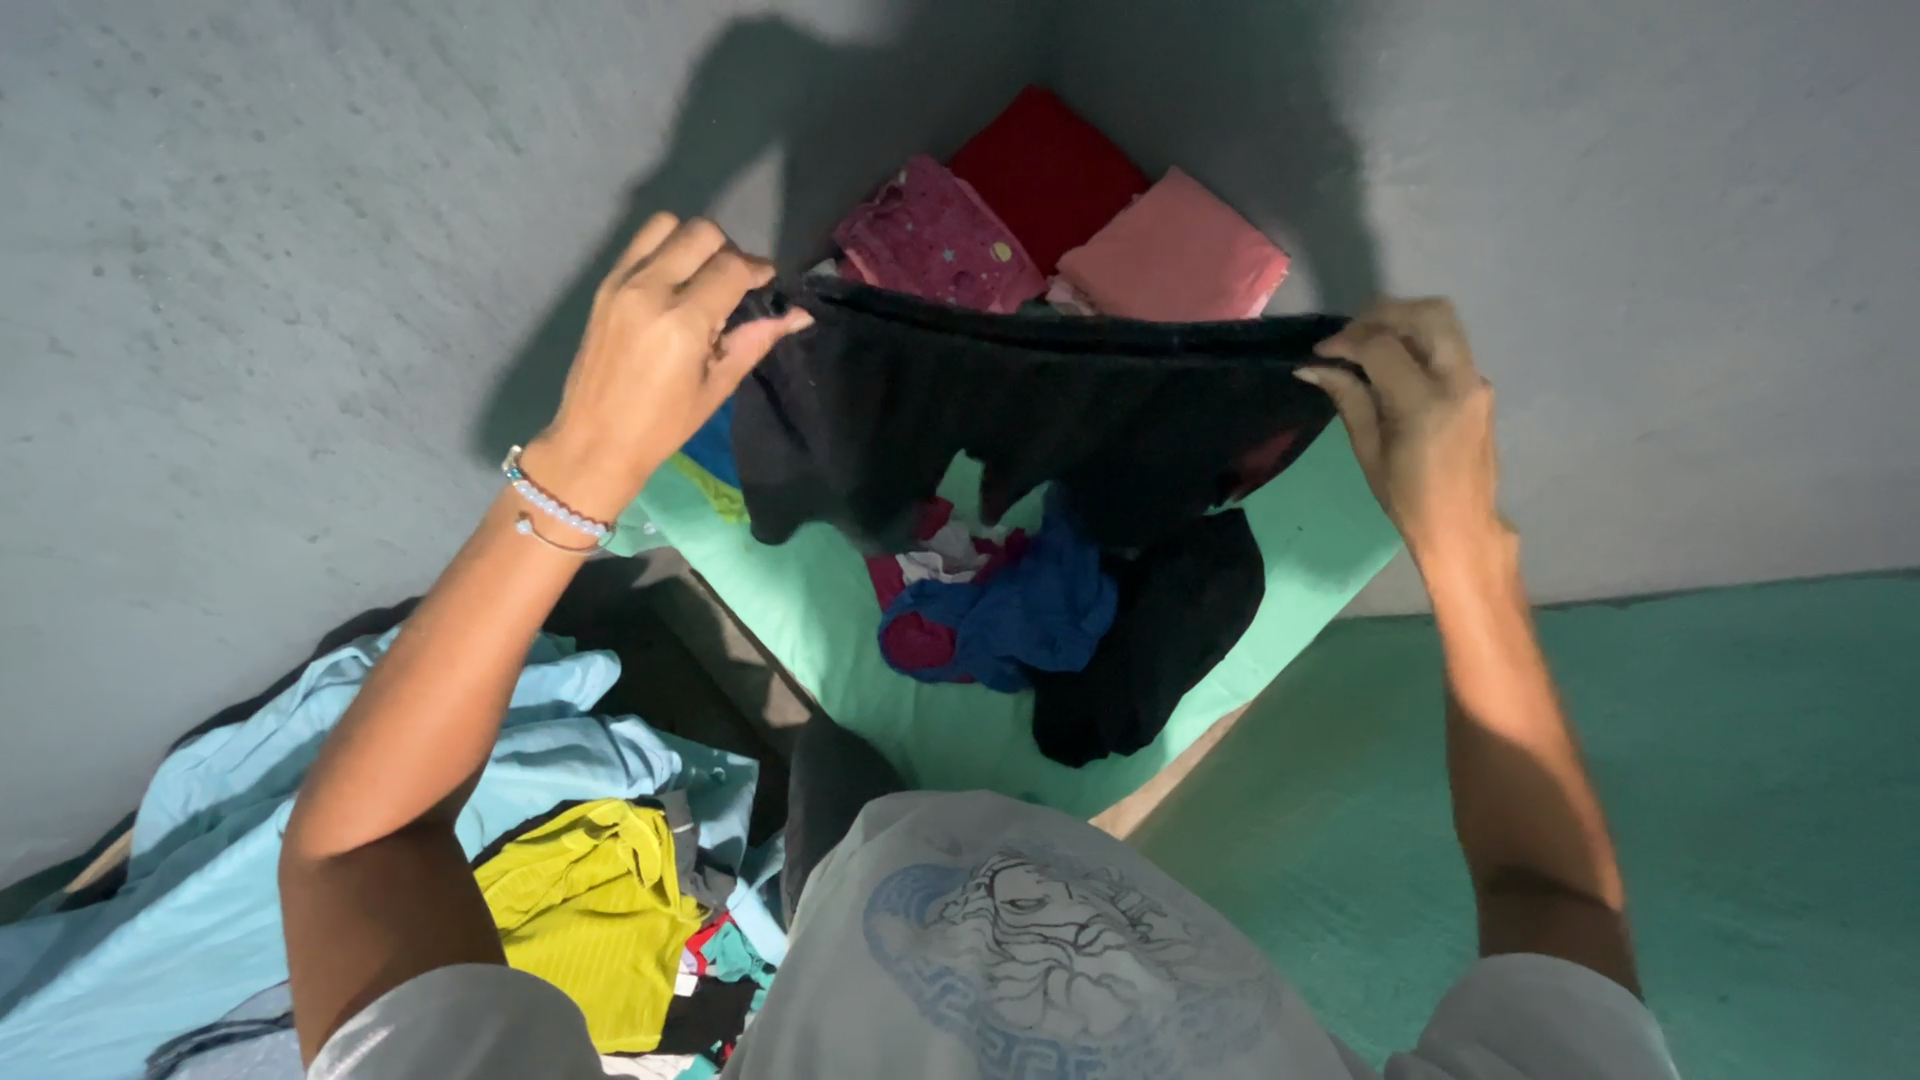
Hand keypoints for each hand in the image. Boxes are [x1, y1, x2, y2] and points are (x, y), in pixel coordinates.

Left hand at [520, 214, 813, 519]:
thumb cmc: (664, 424)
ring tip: (704, 277)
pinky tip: (677, 283)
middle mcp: (650, 290)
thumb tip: (799, 315)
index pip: (732, 268)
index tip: (768, 284)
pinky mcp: (605, 284)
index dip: (759, 270)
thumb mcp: (718, 386)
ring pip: (668, 225)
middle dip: (730, 251)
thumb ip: (756, 340)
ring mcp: (622, 282)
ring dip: (695, 242)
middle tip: (736, 284)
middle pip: (702, 233)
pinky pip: (641, 243)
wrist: (597, 438)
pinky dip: (667, 249)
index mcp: (682, 322)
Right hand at [1298, 298, 1512, 575]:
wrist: (1461, 522)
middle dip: (1383, 314)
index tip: (1321, 351)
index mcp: (1423, 403)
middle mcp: (1458, 381)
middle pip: (1428, 314)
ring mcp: (1476, 381)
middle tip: (1350, 334)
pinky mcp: (1480, 385)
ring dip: (1403, 322)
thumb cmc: (1405, 496)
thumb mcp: (1367, 449)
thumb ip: (1347, 398)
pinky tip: (1391, 364)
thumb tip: (1313, 368)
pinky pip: (1448, 345)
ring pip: (1444, 323)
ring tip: (1368, 344)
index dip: (1347, 340)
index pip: (1382, 347)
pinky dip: (1417, 341)